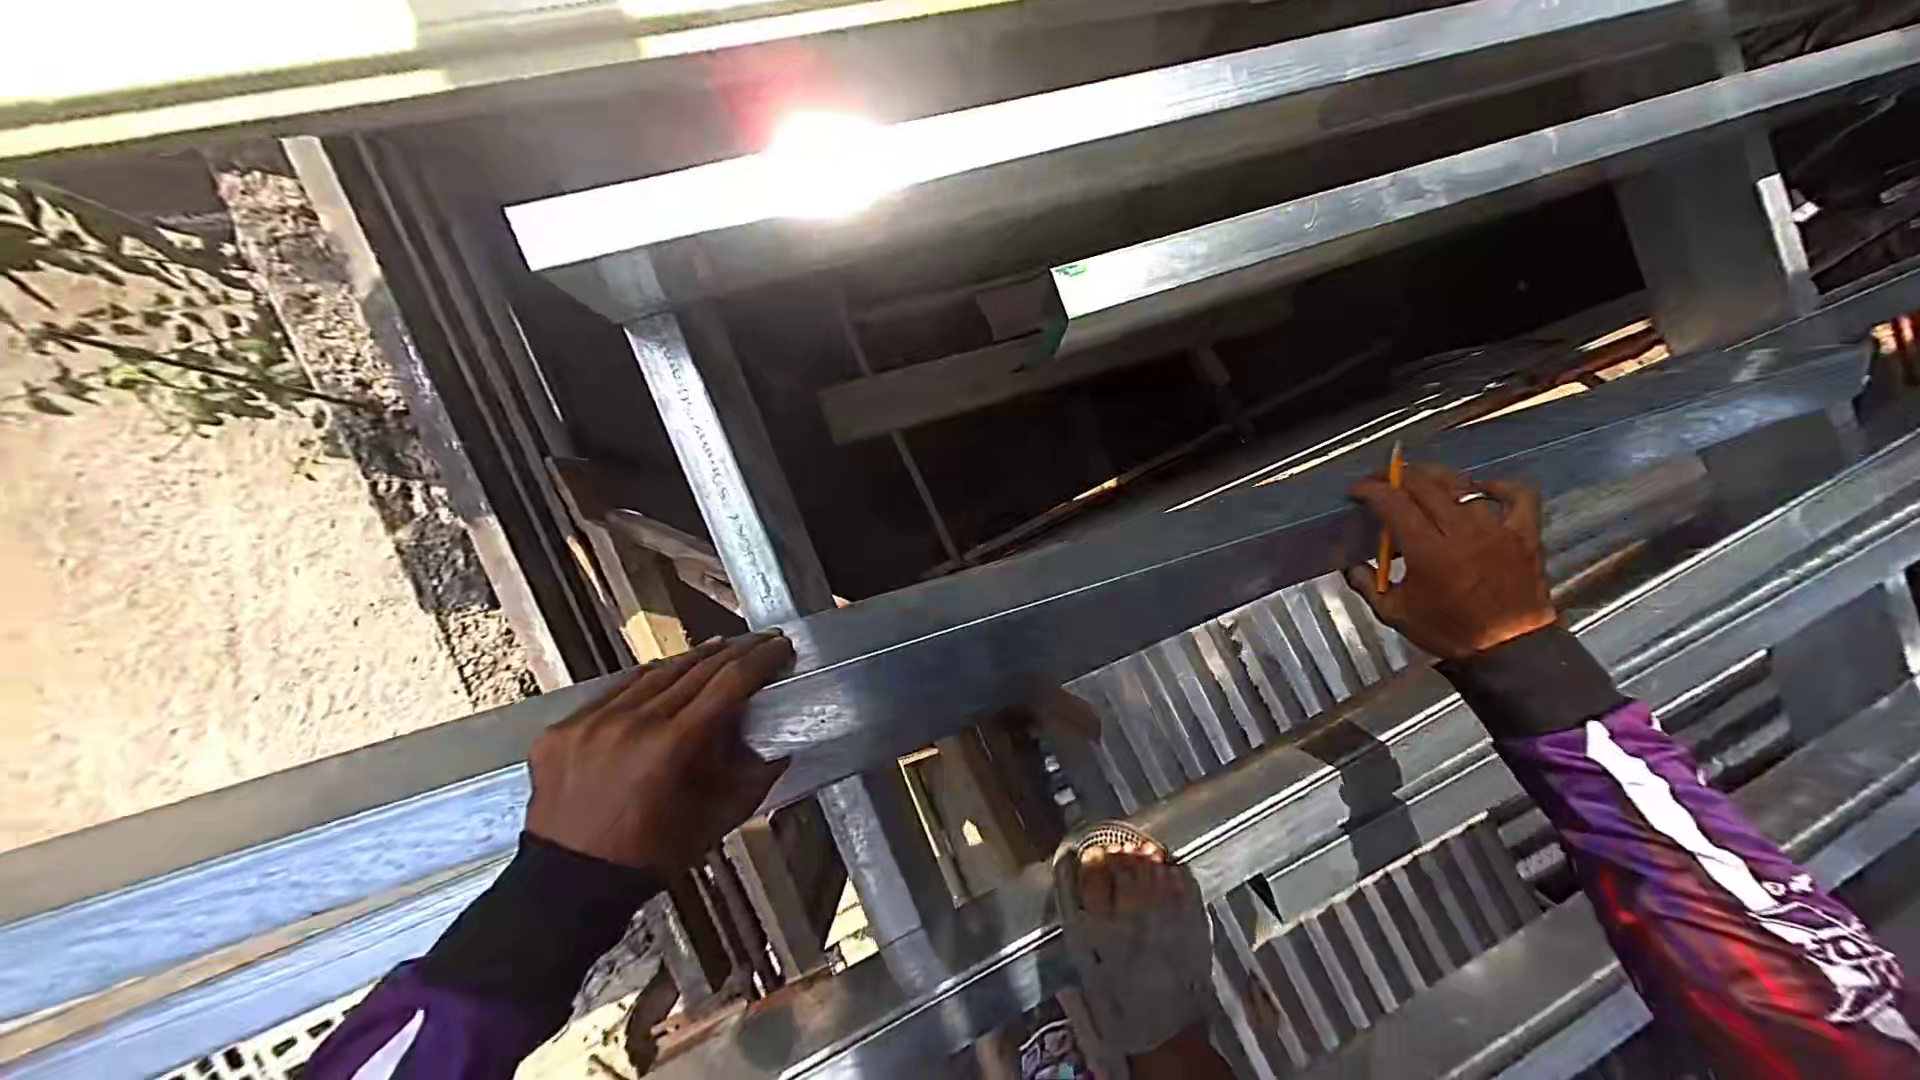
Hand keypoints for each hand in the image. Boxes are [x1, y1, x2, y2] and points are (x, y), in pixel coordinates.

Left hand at [525, 631, 793, 871]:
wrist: (567, 886)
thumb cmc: (645, 858)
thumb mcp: (716, 820)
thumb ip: (755, 779)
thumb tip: (781, 748)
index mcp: (671, 748)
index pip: (728, 682)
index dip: (760, 659)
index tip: (778, 647)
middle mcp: (630, 725)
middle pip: (696, 669)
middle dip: (735, 651)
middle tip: (758, 642)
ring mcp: (592, 723)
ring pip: (656, 672)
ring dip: (695, 658)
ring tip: (720, 649)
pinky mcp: (565, 728)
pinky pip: (617, 689)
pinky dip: (649, 678)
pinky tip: (668, 673)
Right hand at [1345, 463, 1555, 660]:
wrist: (1510, 649)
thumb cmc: (1449, 631)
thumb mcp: (1394, 612)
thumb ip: (1367, 584)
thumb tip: (1352, 566)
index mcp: (1427, 551)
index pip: (1394, 503)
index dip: (1372, 490)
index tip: (1359, 490)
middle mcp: (1462, 532)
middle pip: (1425, 486)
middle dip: (1397, 476)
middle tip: (1382, 480)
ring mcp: (1497, 530)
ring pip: (1463, 486)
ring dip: (1436, 478)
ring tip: (1420, 479)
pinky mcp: (1524, 535)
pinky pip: (1517, 496)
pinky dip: (1497, 486)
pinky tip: (1481, 487)